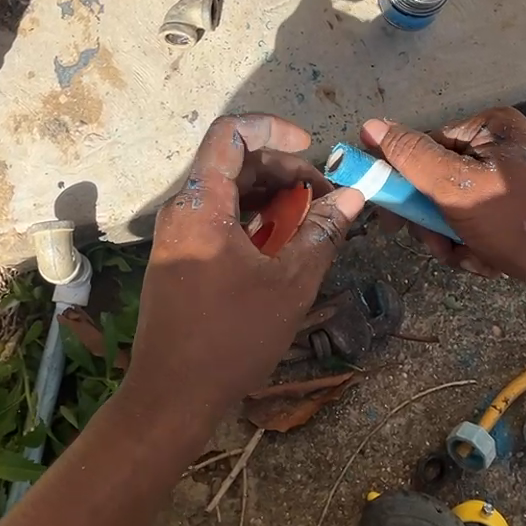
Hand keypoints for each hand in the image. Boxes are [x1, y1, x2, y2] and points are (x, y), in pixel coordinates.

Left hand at [128, 115, 364, 425]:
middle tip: (327, 196)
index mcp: (201, 204)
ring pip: (231, 192)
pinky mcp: (183, 258)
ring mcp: (180, 235)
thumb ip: (322, 233)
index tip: (311, 147)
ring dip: (275, 197)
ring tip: (316, 221)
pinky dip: (258, 221)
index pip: (231, 134)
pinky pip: (223, 219)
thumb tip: (353, 197)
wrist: (171, 397)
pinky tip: (289, 244)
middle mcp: (184, 209)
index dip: (273, 128)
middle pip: (235, 162)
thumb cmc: (231, 337)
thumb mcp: (289, 283)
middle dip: (286, 169)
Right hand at [361, 107, 525, 299]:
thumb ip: (410, 157)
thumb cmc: (521, 223)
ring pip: (460, 207)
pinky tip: (491, 263)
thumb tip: (369, 125)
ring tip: (471, 258)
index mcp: (491, 125)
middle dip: (435, 219)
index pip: (425, 145)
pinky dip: (479, 245)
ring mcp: (521, 178)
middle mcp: (506, 144)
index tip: (394, 219)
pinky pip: (486, 222)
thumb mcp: (456, 188)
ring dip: (456, 238)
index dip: (404, 182)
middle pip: (441, 179)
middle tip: (439, 246)